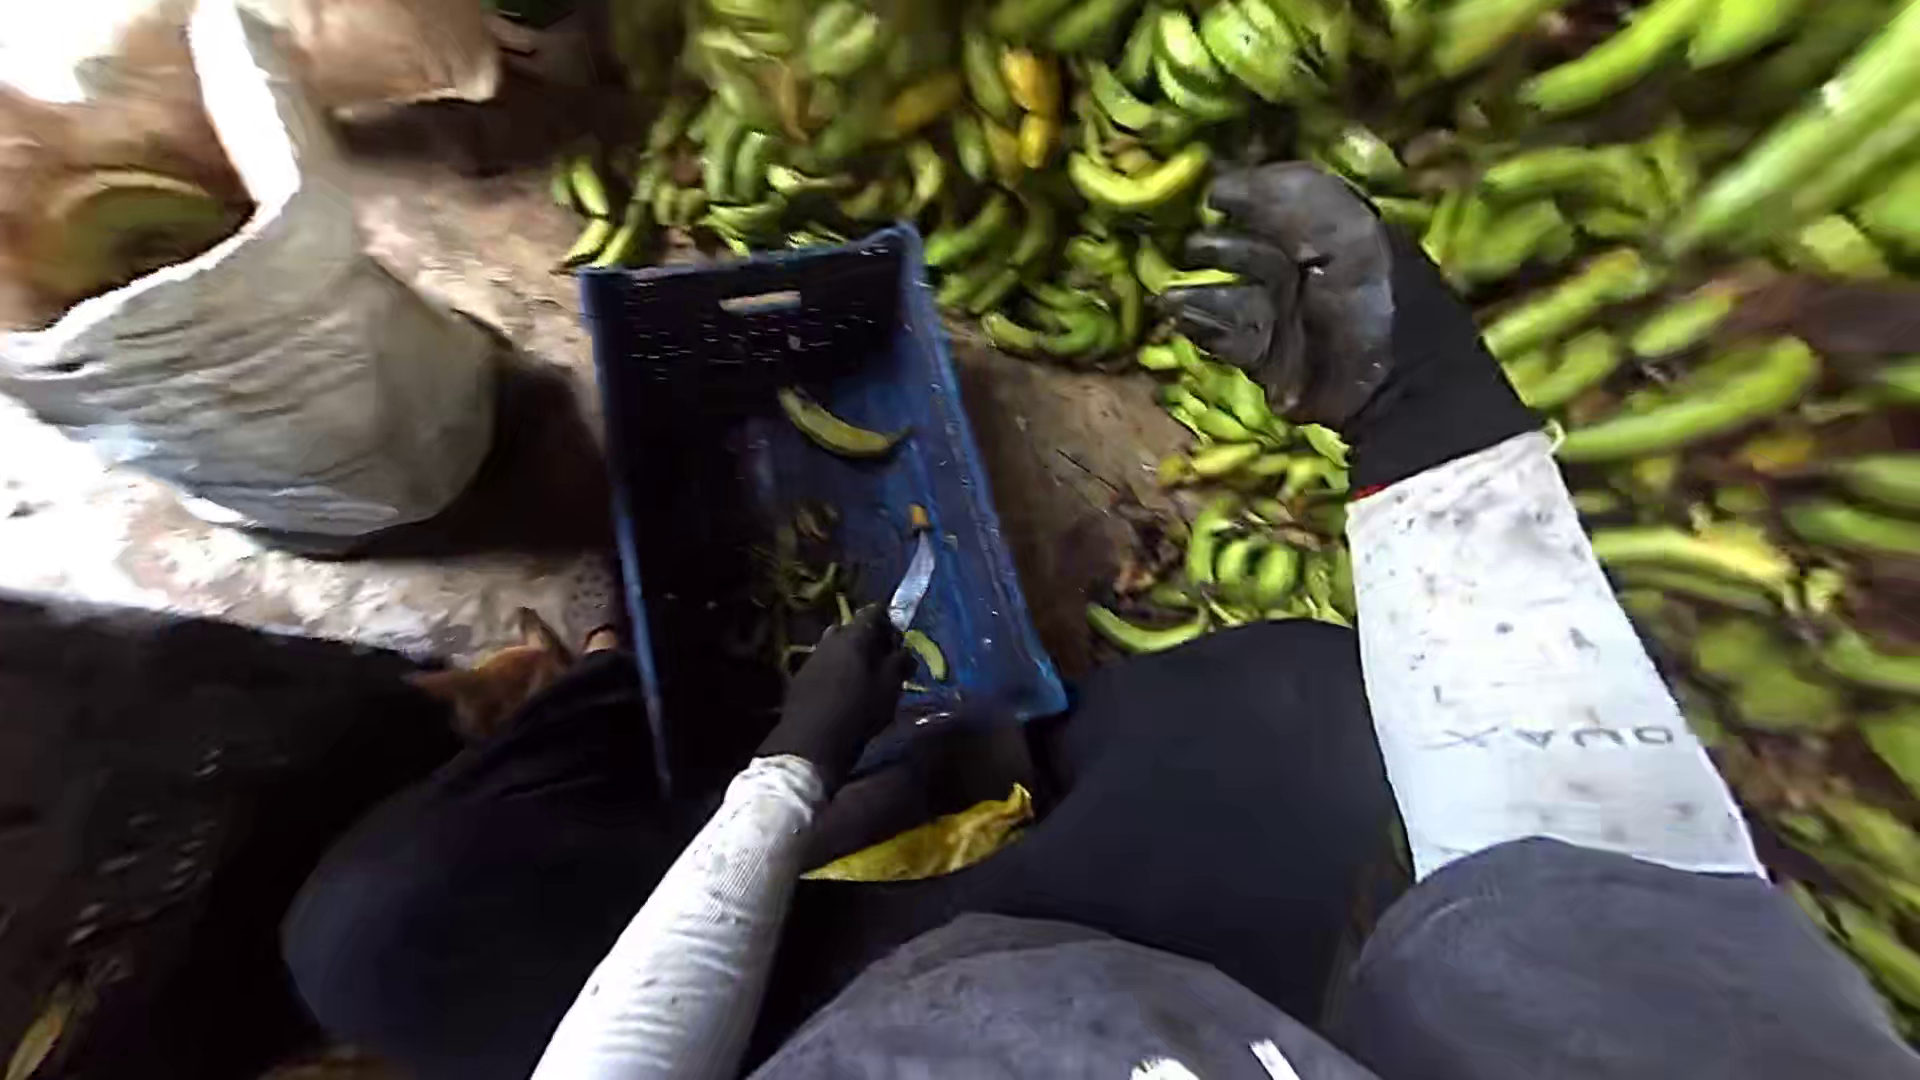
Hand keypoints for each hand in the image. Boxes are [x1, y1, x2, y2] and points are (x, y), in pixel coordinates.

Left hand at [758, 605, 913, 790]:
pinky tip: (845, 689)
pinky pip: (825, 663)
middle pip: (854, 628)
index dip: (890, 621)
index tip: (900, 639)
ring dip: (853, 655)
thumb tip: (905, 650)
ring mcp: (812, 657)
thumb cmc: (858, 712)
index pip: (874, 612)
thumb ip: (900, 663)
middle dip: (871, 638)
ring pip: (838, 646)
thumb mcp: (889, 688)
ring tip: (866, 676)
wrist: (810, 744)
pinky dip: (838, 669)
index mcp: (854, 636)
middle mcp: (830, 639)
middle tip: (886, 659)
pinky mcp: (801, 677)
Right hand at [1159, 162, 1535, 489]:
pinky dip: (1199, 329)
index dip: (1243, 197)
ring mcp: (1278, 318)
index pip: (1274, 208)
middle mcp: (1297, 274)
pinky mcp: (1265, 359)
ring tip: (1165, 297)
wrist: (1385, 383)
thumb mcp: (1341, 235)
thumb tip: (1222, 187)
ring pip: (1224, 298)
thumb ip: (1289, 202)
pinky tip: (1177, 320)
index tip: (1209, 195)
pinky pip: (1222, 338)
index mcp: (1323, 236)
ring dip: (1193, 295)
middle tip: (1183, 249)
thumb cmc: (1367, 300)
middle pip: (1242, 254)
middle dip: (1210, 249)